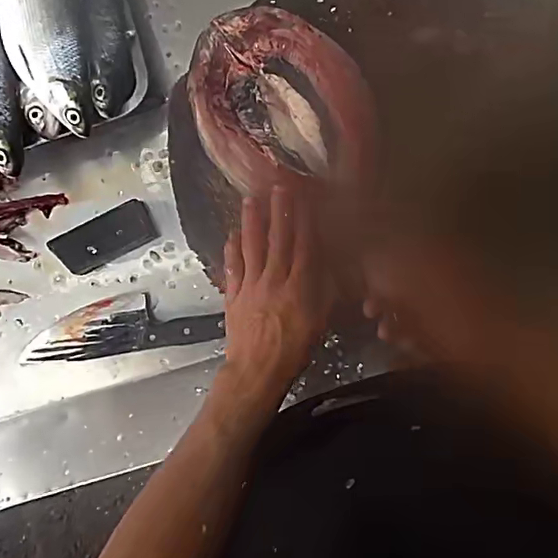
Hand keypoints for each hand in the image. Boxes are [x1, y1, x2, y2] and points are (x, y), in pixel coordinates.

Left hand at [222, 186, 333, 392]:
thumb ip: (323, 292)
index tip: (305, 200)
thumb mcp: (319, 322)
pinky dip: (232, 248)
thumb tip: (325, 267)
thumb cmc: (292, 351)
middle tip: (279, 188)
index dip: (305, 221)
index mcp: (299, 287)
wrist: (257, 370)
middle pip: (278, 239)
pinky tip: (232, 234)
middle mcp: (274, 281)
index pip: (304, 246)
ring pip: (252, 246)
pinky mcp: (234, 295)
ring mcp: (251, 286)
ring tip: (251, 200)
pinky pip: (233, 266)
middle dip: (280, 211)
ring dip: (252, 221)